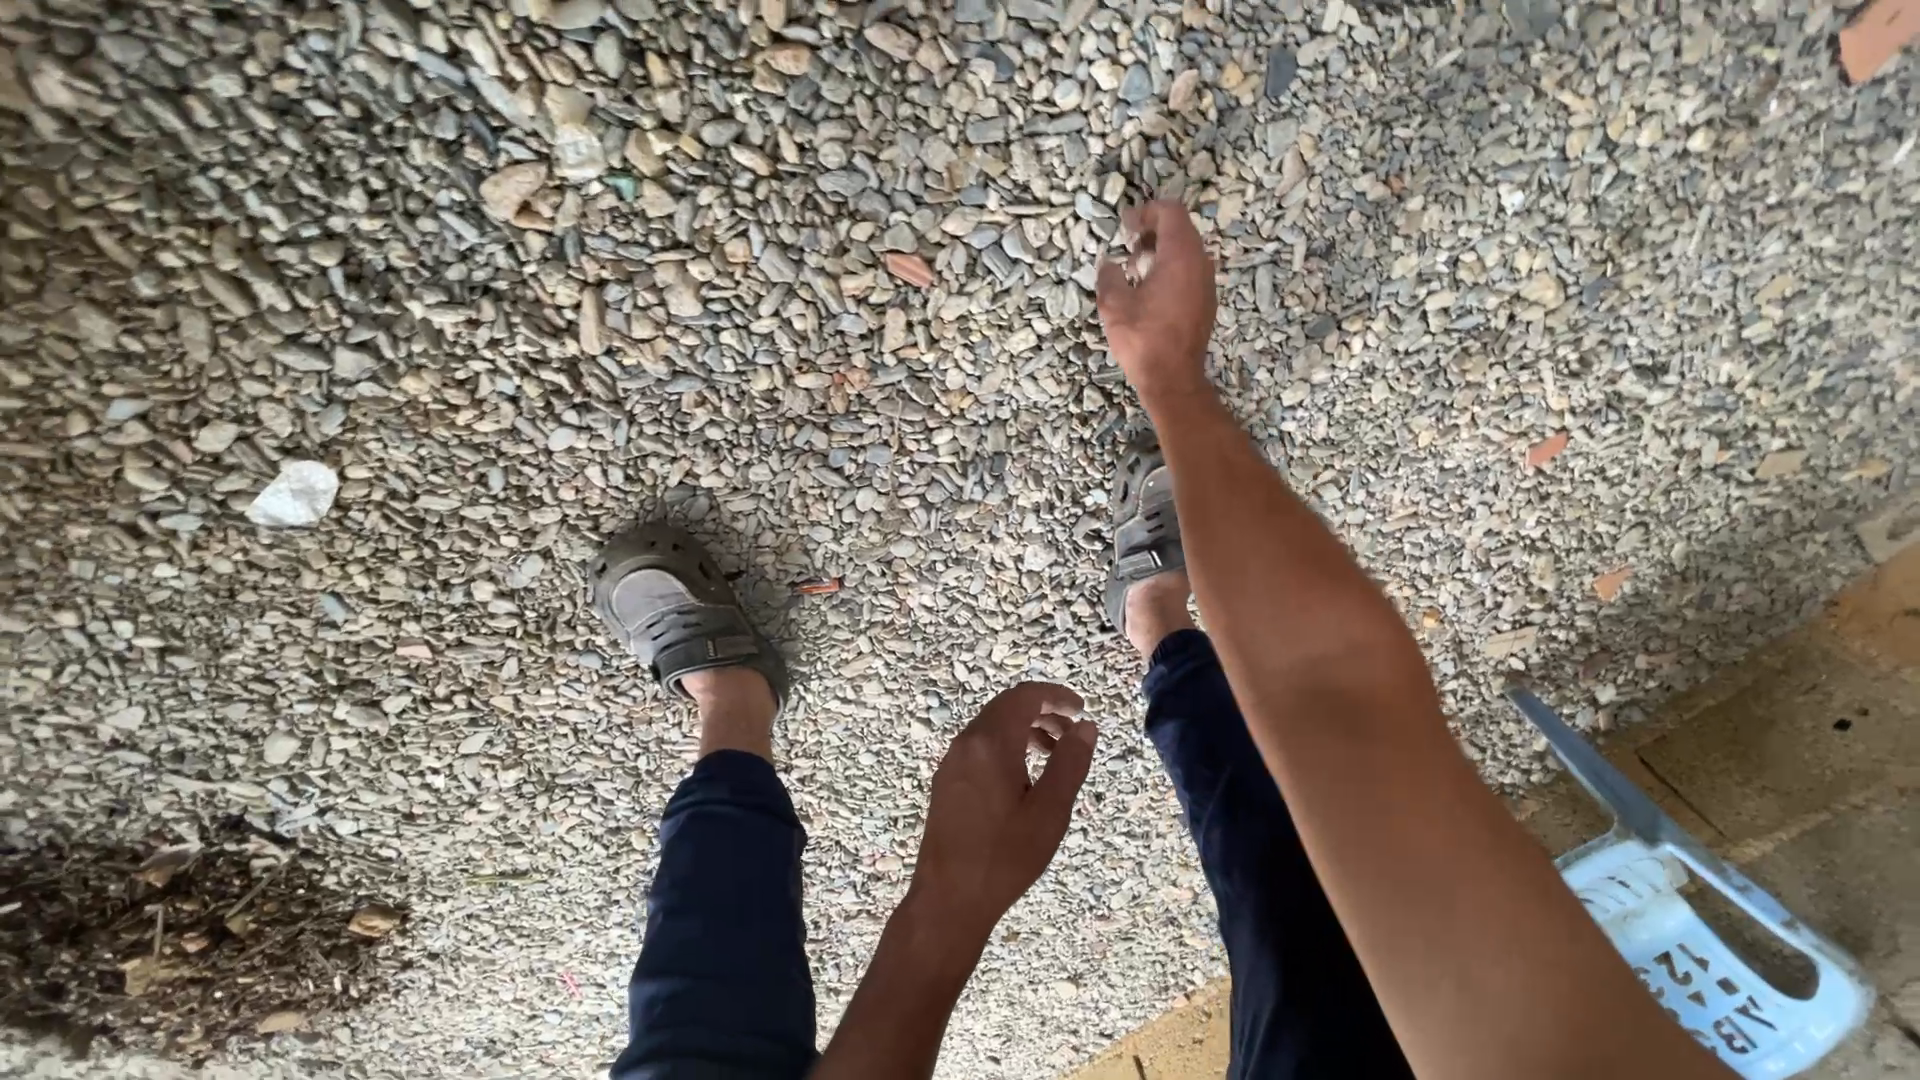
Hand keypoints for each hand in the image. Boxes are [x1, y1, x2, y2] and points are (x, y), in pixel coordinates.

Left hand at [909, 682, 1097, 937]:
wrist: (949, 898)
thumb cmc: (1005, 857)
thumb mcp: (1050, 811)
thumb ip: (1070, 763)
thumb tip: (1086, 727)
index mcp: (990, 743)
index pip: (1024, 697)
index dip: (1055, 695)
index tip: (1082, 708)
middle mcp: (966, 743)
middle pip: (1006, 707)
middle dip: (1042, 711)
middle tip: (1073, 730)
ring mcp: (951, 762)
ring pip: (992, 726)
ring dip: (1025, 728)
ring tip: (1055, 752)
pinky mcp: (947, 781)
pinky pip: (980, 746)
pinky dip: (1007, 745)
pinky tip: (1025, 774)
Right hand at [1095, 200, 1218, 400]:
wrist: (1173, 378)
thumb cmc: (1142, 339)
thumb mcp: (1113, 305)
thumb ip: (1109, 276)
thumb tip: (1108, 264)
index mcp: (1180, 255)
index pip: (1170, 212)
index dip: (1146, 211)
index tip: (1125, 226)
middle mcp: (1200, 262)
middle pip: (1180, 228)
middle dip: (1152, 230)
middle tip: (1127, 244)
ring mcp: (1207, 282)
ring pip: (1186, 250)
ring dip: (1161, 250)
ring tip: (1135, 268)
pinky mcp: (1206, 301)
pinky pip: (1190, 271)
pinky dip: (1170, 268)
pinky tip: (1150, 290)